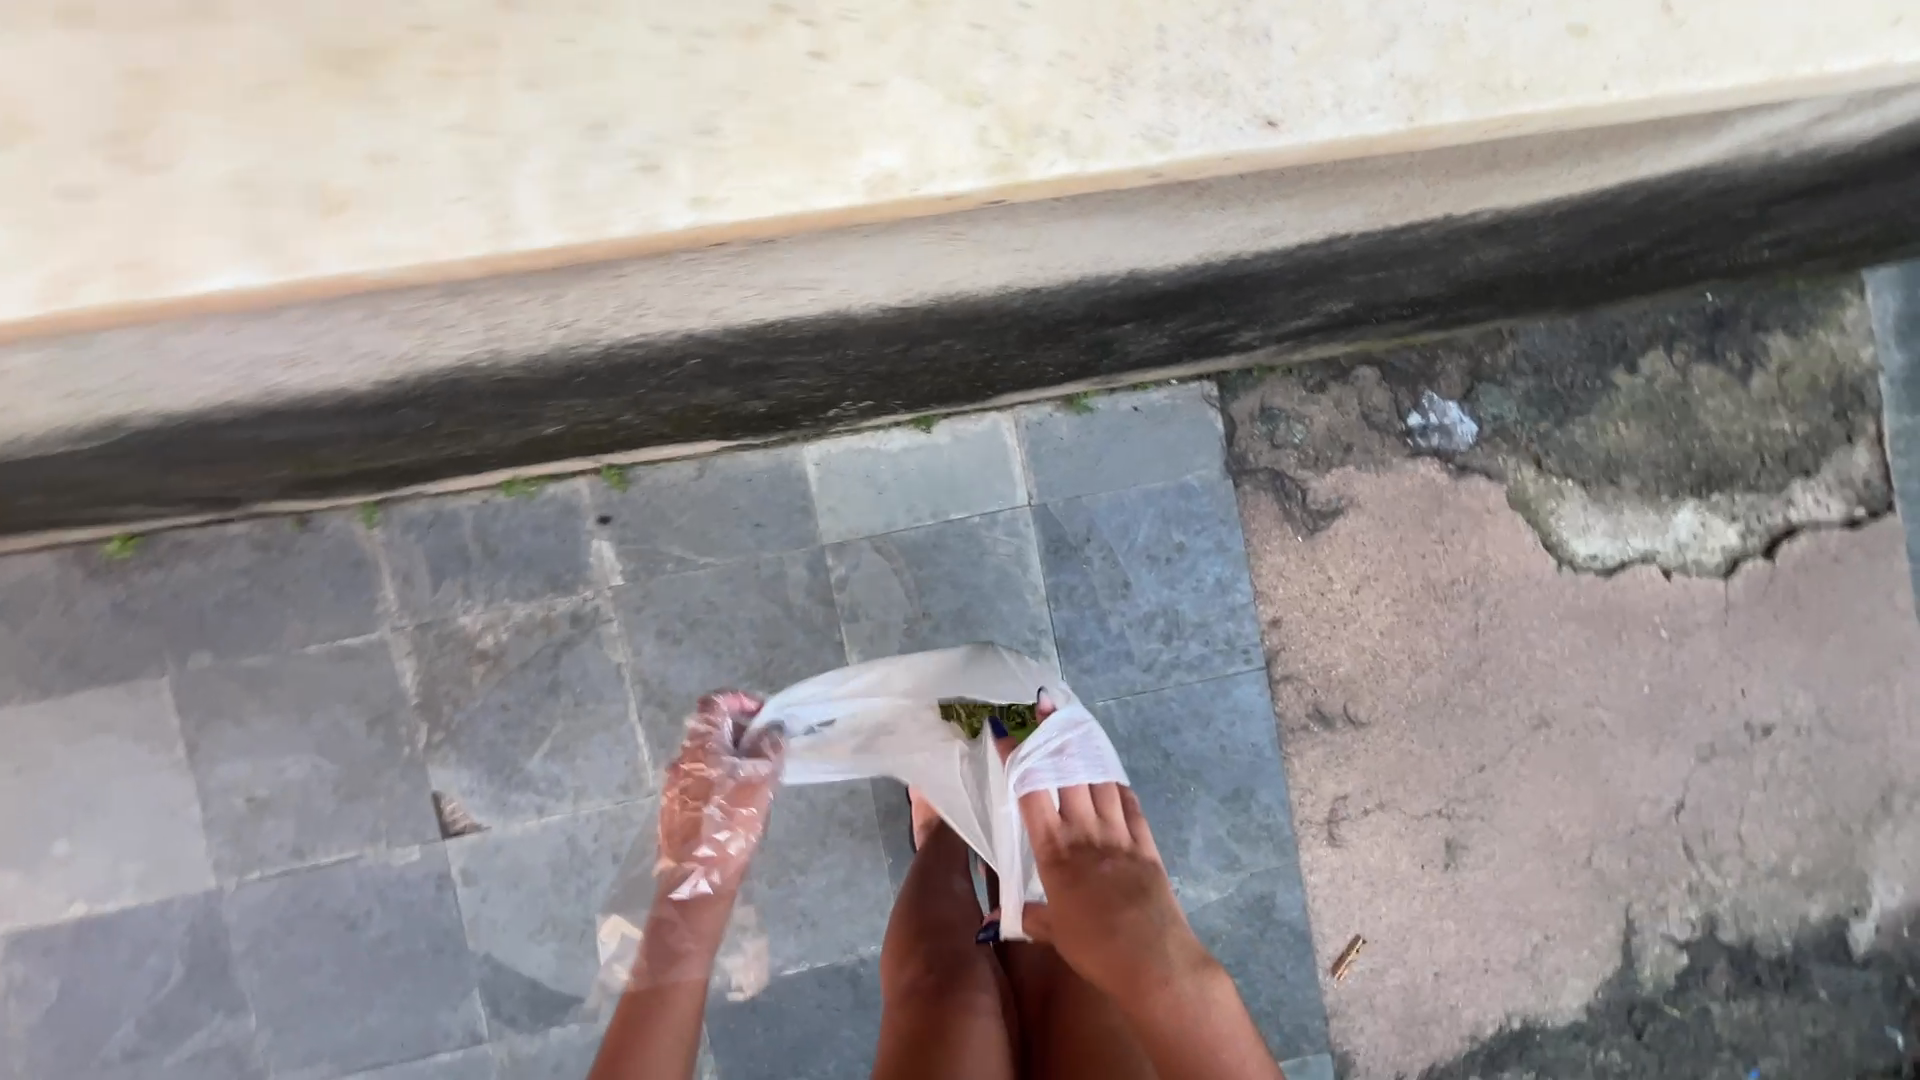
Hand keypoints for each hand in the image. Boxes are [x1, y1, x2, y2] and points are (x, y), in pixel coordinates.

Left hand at [654, 691, 784, 901]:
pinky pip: (701, 779)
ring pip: (708, 757)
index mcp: (701, 745)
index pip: (716, 702)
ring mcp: (674, 785)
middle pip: (712, 729)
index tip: (765, 716)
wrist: (698, 879)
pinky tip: (739, 801)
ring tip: (759, 778)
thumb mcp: (761, 779)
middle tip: (769, 750)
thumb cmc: (731, 822)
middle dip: (743, 733)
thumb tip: (773, 729)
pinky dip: (722, 778)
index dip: (742, 700)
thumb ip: (769, 747)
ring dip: (734, 758)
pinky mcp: (674, 808)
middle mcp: (682, 759)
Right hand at [998, 699, 1213, 998]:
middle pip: (1067, 771)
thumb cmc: (1095, 948)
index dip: (1016, 757)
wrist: (1154, 961)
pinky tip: (1112, 775)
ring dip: (1086, 750)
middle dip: (1053, 735)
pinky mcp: (1146, 842)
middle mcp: (1084, 831)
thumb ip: (1028, 917)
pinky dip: (1119, 785)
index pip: (1030, 791)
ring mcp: (1118, 833)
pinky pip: (1130, 804)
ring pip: (1098, 779)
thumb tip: (993, 920)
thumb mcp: (1054, 934)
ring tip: (1076, 725)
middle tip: (1044, 707)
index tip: (1005, 730)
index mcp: (1054, 850)